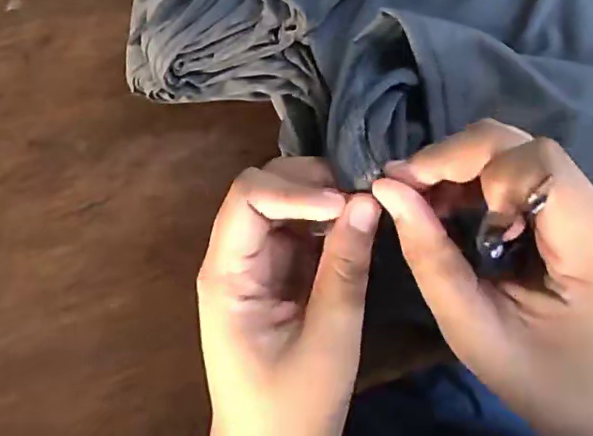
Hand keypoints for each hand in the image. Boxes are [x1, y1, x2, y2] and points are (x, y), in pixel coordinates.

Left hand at [198, 157, 380, 435]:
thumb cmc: (293, 410)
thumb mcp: (329, 342)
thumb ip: (346, 268)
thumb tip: (367, 200)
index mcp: (226, 274)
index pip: (247, 198)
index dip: (293, 189)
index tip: (340, 204)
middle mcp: (233, 255)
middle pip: (260, 187)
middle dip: (308, 183)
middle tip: (356, 197)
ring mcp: (254, 259)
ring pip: (280, 196)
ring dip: (319, 193)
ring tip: (359, 206)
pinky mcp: (276, 267)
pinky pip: (297, 221)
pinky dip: (326, 214)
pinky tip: (351, 223)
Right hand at [371, 121, 592, 435]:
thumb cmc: (544, 380)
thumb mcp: (476, 332)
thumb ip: (432, 259)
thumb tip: (386, 187)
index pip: (539, 163)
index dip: (479, 165)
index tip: (425, 194)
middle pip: (521, 146)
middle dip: (456, 158)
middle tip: (406, 186)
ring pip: (516, 147)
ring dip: (462, 164)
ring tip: (422, 196)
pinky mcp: (578, 200)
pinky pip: (520, 165)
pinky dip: (477, 176)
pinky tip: (451, 203)